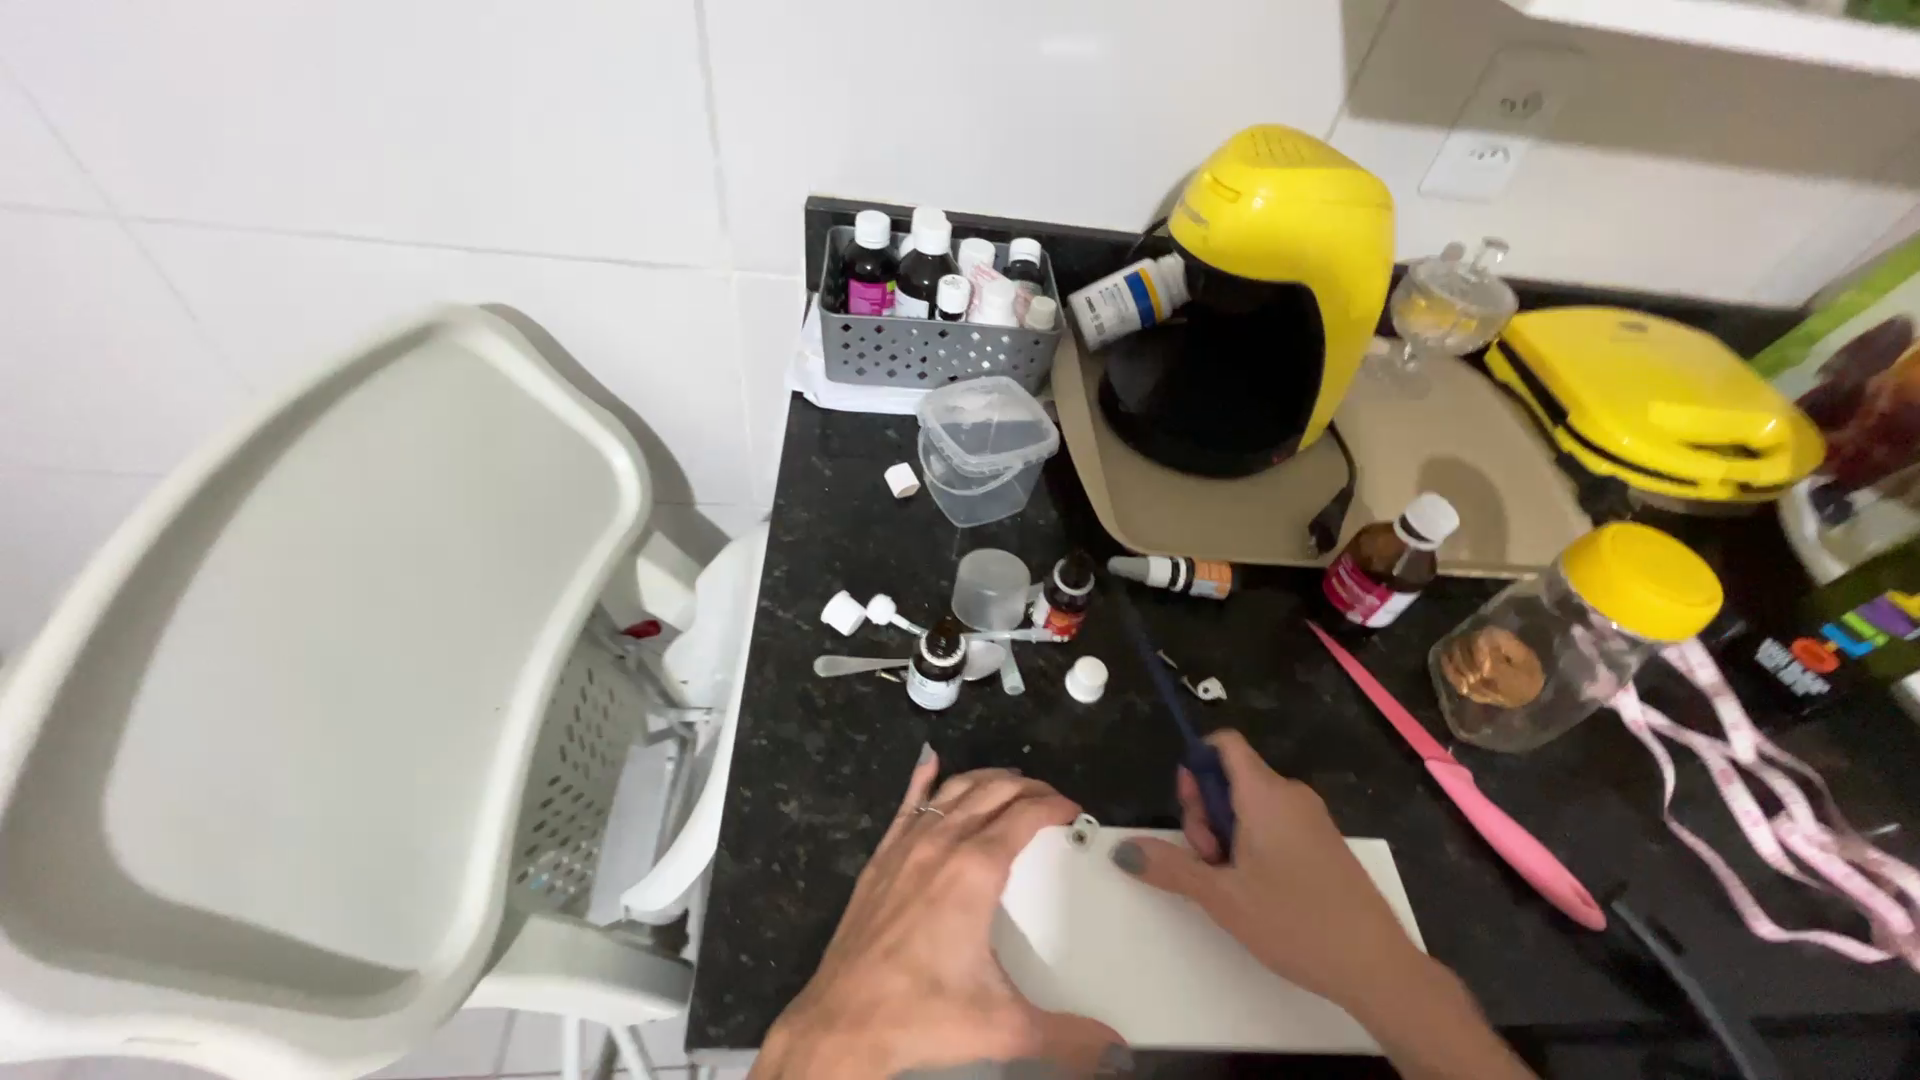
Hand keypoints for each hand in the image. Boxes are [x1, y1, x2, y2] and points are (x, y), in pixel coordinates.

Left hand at [752, 747, 1127, 1079]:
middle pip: (992, 792)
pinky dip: (924, 779)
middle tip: (1052, 798)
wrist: (844, 1020)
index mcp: (975, 870)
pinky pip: (907, 805)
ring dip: (986, 779)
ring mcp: (907, 846)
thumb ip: (1067, 1037)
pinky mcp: (881, 857)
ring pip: (953, 791)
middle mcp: (942, 844)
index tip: (1074, 810)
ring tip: (1011, 781)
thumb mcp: (1004, 1026)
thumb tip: (1118, 1050)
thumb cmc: (923, 1014)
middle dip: (1027, 787)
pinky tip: (930, 763)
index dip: (1053, 805)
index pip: (1023, 815)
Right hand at [1110, 730, 1427, 1014]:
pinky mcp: (1323, 842)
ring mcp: (1311, 818)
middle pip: (1230, 776)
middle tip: (1208, 859)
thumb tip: (1122, 850)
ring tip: (1231, 882)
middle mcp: (1289, 794)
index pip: (1224, 744)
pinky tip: (1257, 888)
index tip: (1191, 810)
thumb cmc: (1295, 922)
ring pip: (1250, 803)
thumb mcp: (1221, 897)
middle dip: (1206, 811)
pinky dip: (1254, 842)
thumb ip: (1169, 866)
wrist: (1377, 967)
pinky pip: (1275, 821)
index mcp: (1265, 793)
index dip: (1196, 765)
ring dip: (1227, 832)